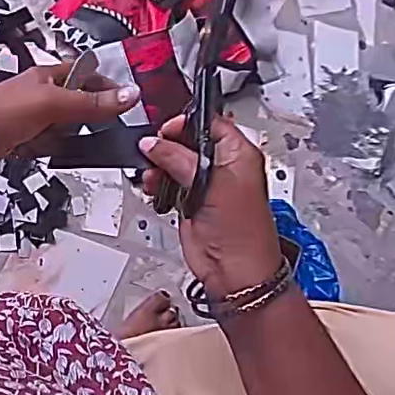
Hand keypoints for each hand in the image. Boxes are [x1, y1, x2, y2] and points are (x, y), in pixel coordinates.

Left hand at [0, 62, 138, 162]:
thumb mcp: (53, 104)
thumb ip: (92, 103)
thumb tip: (129, 95)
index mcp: (47, 75)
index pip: (87, 74)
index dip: (106, 86)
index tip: (125, 101)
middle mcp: (39, 94)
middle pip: (76, 105)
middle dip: (81, 119)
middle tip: (80, 127)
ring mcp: (29, 118)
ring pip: (62, 129)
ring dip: (61, 138)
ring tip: (49, 139)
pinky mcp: (21, 139)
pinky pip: (46, 145)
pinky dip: (45, 150)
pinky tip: (36, 149)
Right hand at [136, 113, 282, 297]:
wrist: (233, 270)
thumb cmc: (242, 233)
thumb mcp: (211, 184)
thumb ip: (181, 159)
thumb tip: (154, 143)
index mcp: (239, 155)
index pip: (210, 124)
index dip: (186, 124)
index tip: (165, 131)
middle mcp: (222, 167)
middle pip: (186, 142)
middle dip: (166, 146)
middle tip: (154, 152)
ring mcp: (203, 184)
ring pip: (173, 161)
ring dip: (157, 165)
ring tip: (152, 174)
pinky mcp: (188, 201)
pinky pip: (166, 182)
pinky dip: (156, 182)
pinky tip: (153, 186)